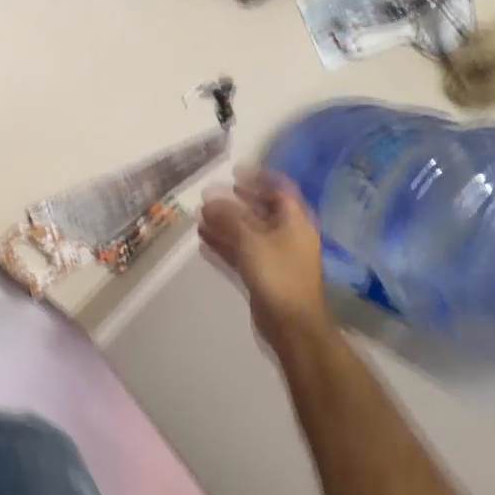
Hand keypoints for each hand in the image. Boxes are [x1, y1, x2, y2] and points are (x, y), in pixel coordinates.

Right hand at [198, 167, 332, 348]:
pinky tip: (203, 240)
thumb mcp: (251, 238)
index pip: (279, 189)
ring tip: (200, 216)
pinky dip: (224, 243)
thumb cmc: (277, 273)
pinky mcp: (263, 274)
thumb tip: (208, 196)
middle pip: (261, 210)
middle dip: (236, 201)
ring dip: (225, 222)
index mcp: (295, 220)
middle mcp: (288, 234)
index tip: (234, 171)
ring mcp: (275, 255)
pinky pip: (241, 251)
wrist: (291, 323)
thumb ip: (228, 215)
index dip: (258, 177)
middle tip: (211, 194)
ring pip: (248, 231)